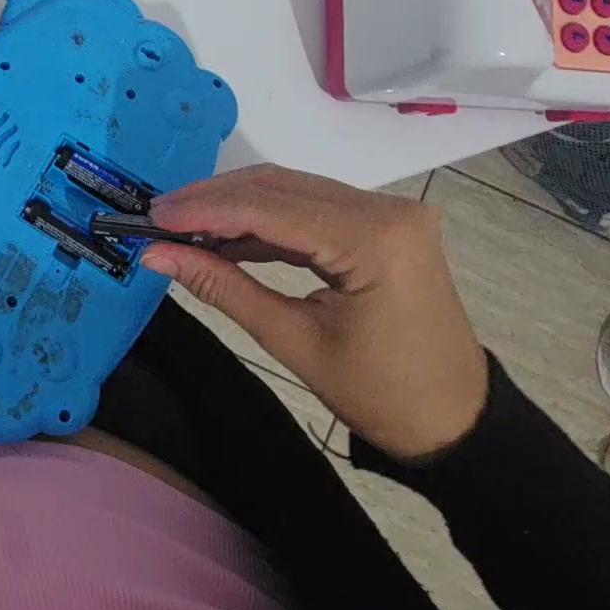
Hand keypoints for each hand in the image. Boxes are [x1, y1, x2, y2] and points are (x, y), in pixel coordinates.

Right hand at [139, 165, 487, 462]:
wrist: (458, 423)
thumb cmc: (380, 393)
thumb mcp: (291, 340)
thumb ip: (220, 286)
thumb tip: (153, 254)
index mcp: (374, 239)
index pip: (267, 207)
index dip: (202, 209)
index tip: (151, 218)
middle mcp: (385, 209)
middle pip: (276, 186)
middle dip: (211, 200)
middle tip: (158, 218)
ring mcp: (387, 212)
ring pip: (288, 190)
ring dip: (232, 206)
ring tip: (181, 226)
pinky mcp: (381, 223)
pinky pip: (307, 207)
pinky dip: (261, 220)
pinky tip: (223, 237)